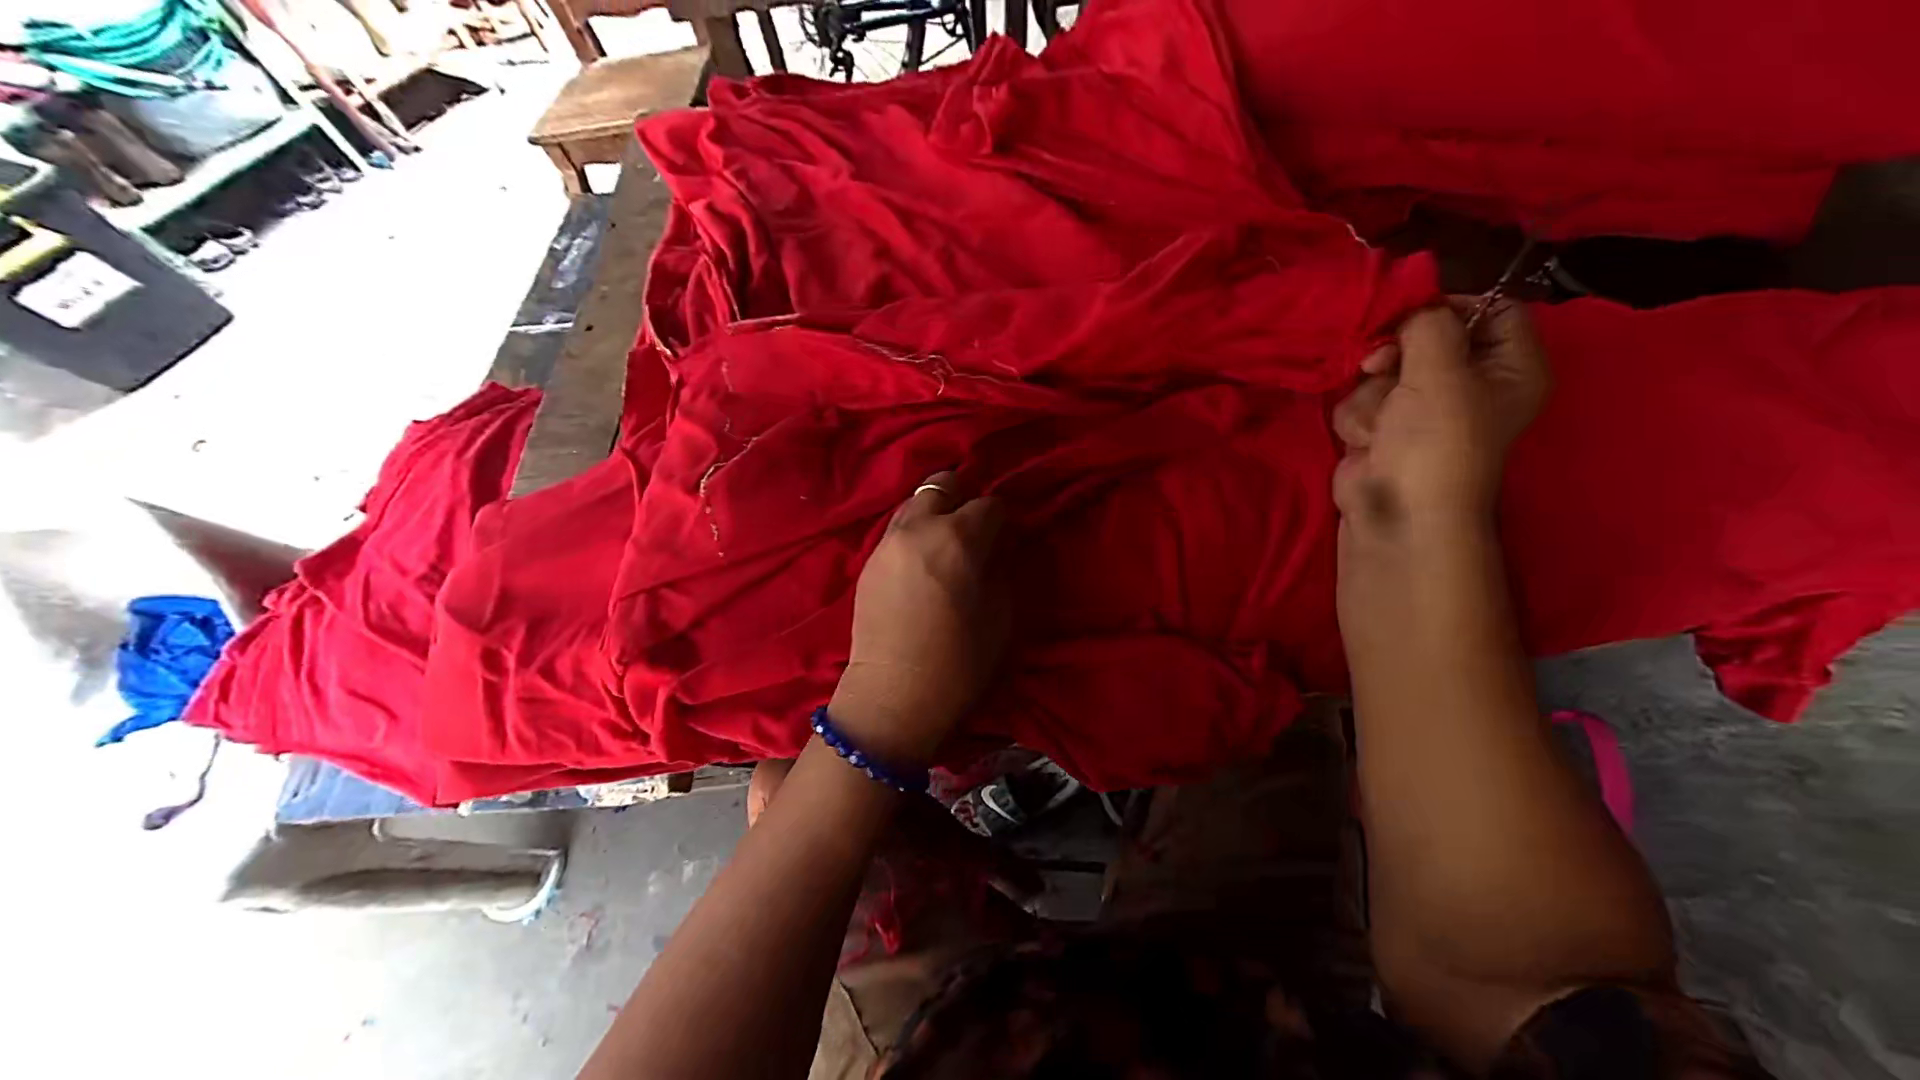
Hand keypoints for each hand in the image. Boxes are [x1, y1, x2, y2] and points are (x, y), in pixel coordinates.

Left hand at [830, 471, 1006, 769]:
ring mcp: (887, 542)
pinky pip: (896, 529)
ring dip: (934, 512)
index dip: (1003, 519)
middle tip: (973, 528)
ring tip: (945, 543)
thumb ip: (1000, 567)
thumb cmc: (960, 662)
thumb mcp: (1000, 615)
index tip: (1007, 537)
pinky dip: (913, 533)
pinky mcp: (868, 562)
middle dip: (963, 497)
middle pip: (942, 483)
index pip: (989, 505)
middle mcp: (918, 528)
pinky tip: (921, 562)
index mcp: (957, 539)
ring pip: (914, 502)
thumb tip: (996, 545)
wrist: (894, 695)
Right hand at [1331, 298, 1550, 534]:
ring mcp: (1421, 406)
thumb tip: (1410, 292)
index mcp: (1510, 365)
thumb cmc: (1436, 441)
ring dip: (1371, 393)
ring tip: (1381, 422)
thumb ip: (1427, 321)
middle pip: (1424, 336)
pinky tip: (1368, 439)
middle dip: (1393, 354)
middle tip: (1380, 365)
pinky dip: (1359, 417)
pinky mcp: (1383, 424)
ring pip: (1382, 368)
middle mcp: (1469, 381)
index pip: (1490, 308)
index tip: (1410, 308)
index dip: (1448, 304)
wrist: (1395, 510)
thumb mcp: (1441, 370)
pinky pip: (1362, 397)